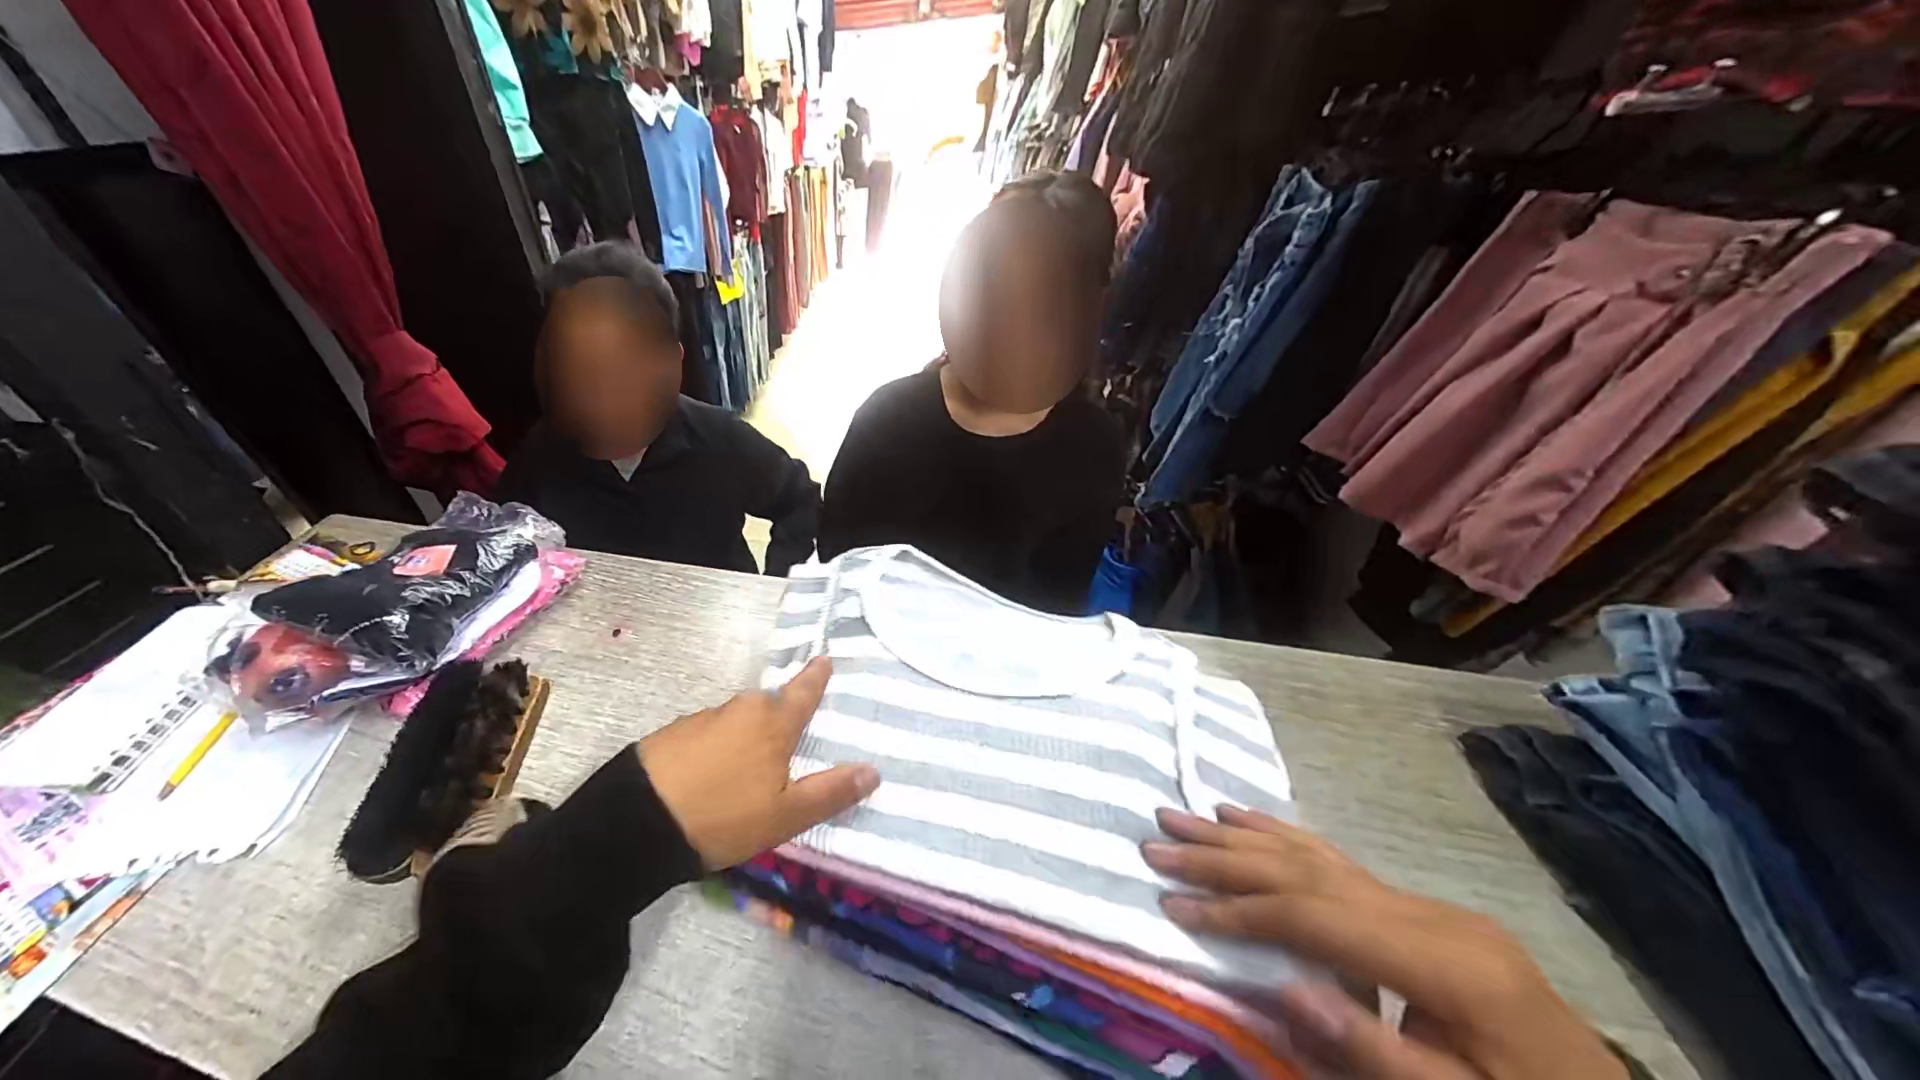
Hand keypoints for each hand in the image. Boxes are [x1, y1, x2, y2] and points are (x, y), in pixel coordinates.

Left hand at [639, 657, 876, 869]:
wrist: (633, 824)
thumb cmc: (722, 817)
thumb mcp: (786, 815)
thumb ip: (831, 792)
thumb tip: (873, 771)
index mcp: (773, 722)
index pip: (803, 691)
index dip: (816, 676)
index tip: (824, 658)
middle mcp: (741, 709)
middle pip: (770, 706)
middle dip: (781, 718)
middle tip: (787, 743)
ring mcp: (703, 718)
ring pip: (738, 721)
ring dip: (746, 737)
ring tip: (745, 772)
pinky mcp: (671, 734)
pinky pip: (708, 734)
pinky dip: (717, 748)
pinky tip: (710, 776)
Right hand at [1141, 806, 1626, 1079]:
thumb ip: (1375, 1054)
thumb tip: (1285, 988)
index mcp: (1443, 962)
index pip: (1314, 919)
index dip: (1238, 911)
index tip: (1174, 905)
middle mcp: (1429, 915)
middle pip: (1306, 871)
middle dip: (1225, 856)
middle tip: (1160, 837)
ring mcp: (1428, 906)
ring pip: (1320, 855)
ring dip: (1247, 835)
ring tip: (1191, 815)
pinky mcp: (1424, 911)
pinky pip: (1343, 863)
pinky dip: (1290, 839)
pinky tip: (1256, 823)